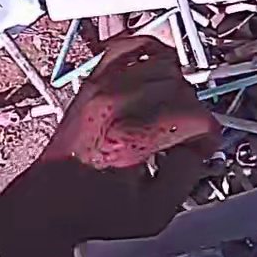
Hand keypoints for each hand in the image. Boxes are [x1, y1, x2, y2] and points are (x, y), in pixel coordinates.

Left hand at [0, 37, 219, 256]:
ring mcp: (102, 86)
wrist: (46, 201)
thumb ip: (186, 177)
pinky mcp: (93, 79)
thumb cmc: (92, 208)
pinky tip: (159, 66)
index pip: (193, 116)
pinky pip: (128, 44)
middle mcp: (115, 104)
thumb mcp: (151, 212)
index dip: (209, 133)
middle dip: (193, 112)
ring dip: (177, 85)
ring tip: (174, 109)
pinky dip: (149, 48)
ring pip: (162, 64)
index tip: (204, 146)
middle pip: (181, 88)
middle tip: (189, 135)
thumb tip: (199, 147)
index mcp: (130, 140)